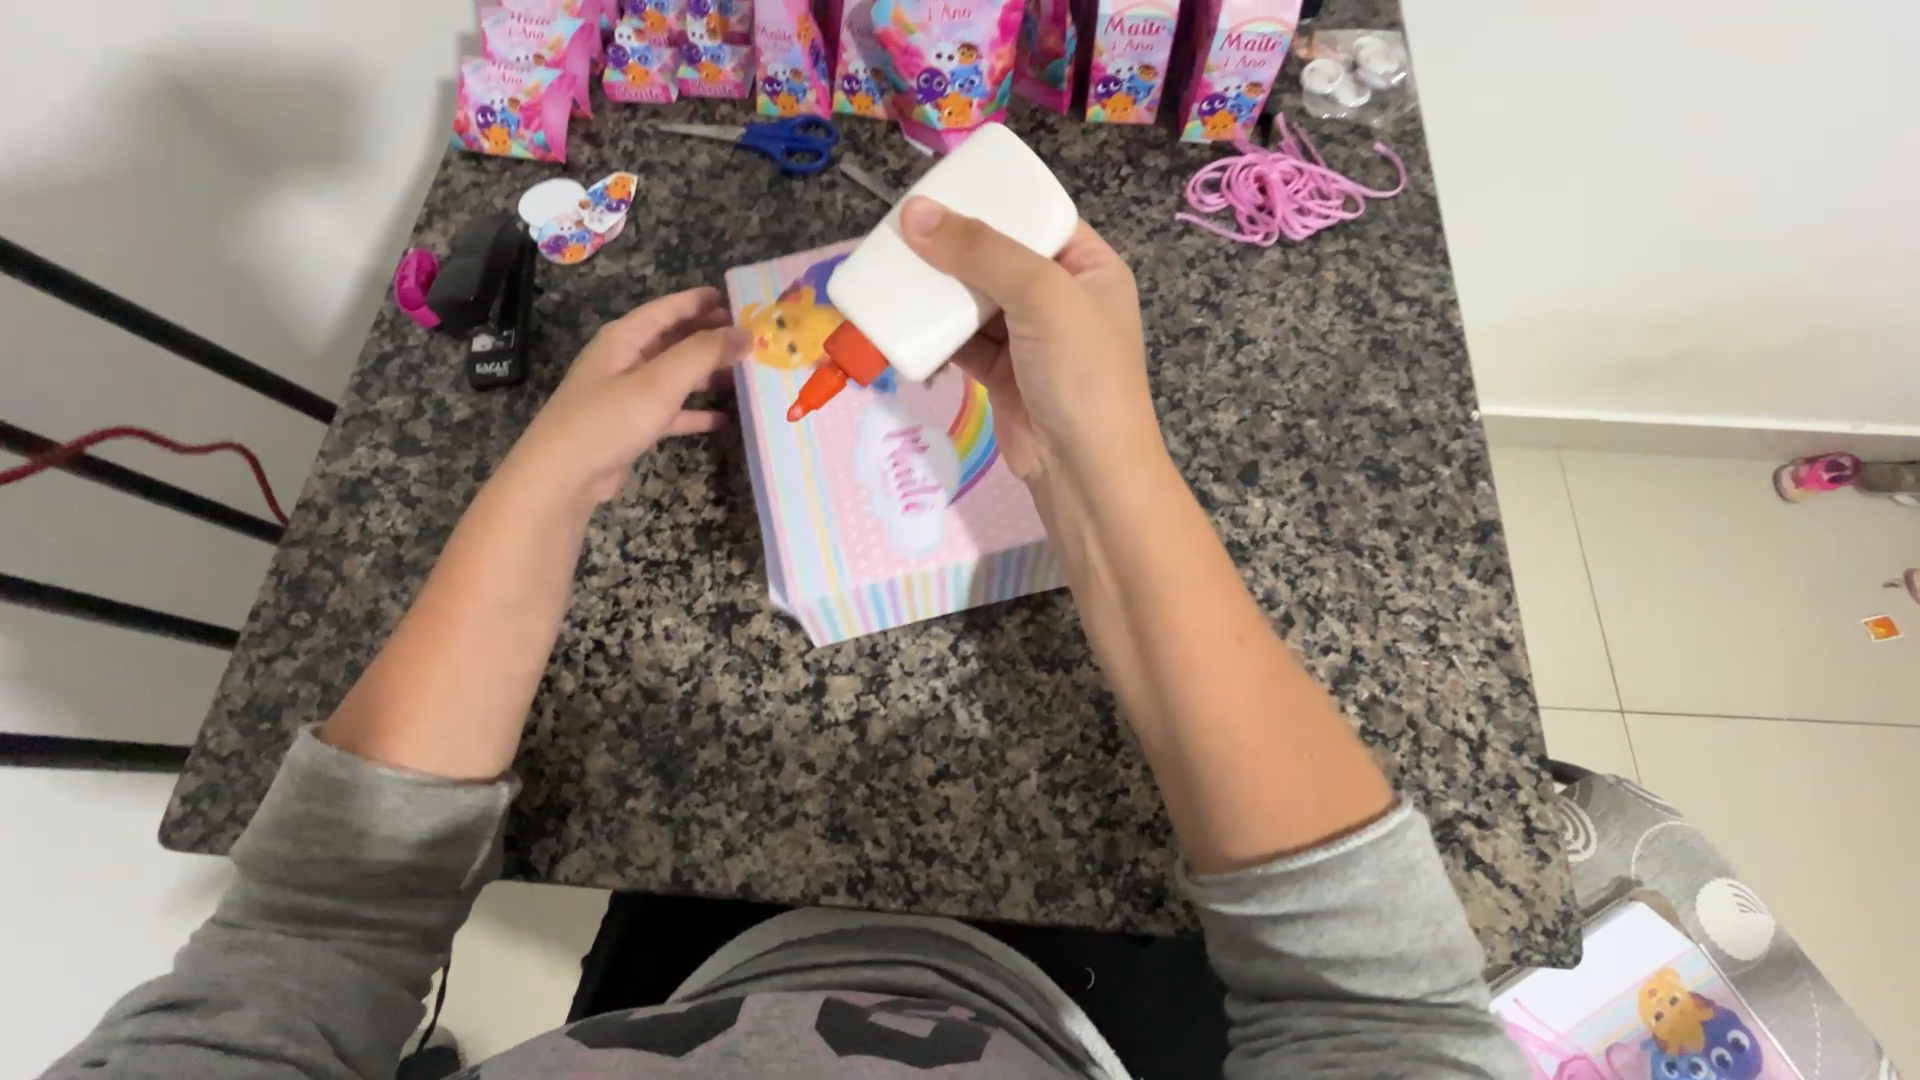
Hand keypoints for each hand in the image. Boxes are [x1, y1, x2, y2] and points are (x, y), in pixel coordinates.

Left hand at [507, 287, 746, 503]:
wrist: (565, 474)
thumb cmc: (610, 419)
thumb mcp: (659, 381)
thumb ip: (703, 354)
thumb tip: (746, 333)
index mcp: (625, 338)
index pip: (668, 309)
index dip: (701, 301)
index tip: (739, 299)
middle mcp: (626, 359)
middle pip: (674, 339)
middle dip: (710, 335)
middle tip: (749, 335)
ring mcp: (628, 393)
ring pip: (676, 374)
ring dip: (707, 373)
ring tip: (743, 372)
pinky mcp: (633, 424)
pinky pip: (672, 410)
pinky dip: (696, 411)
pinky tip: (723, 419)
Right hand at [897, 197, 1160, 487]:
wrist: (1082, 469)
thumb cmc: (1080, 373)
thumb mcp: (1042, 296)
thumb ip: (981, 251)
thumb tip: (914, 213)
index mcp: (1090, 267)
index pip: (1039, 219)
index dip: (994, 202)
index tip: (942, 191)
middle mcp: (1061, 299)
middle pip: (999, 259)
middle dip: (955, 250)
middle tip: (904, 233)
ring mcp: (1031, 339)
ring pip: (975, 302)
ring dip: (939, 294)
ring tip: (895, 273)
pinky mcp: (1003, 375)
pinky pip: (963, 343)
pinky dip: (937, 338)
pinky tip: (906, 329)